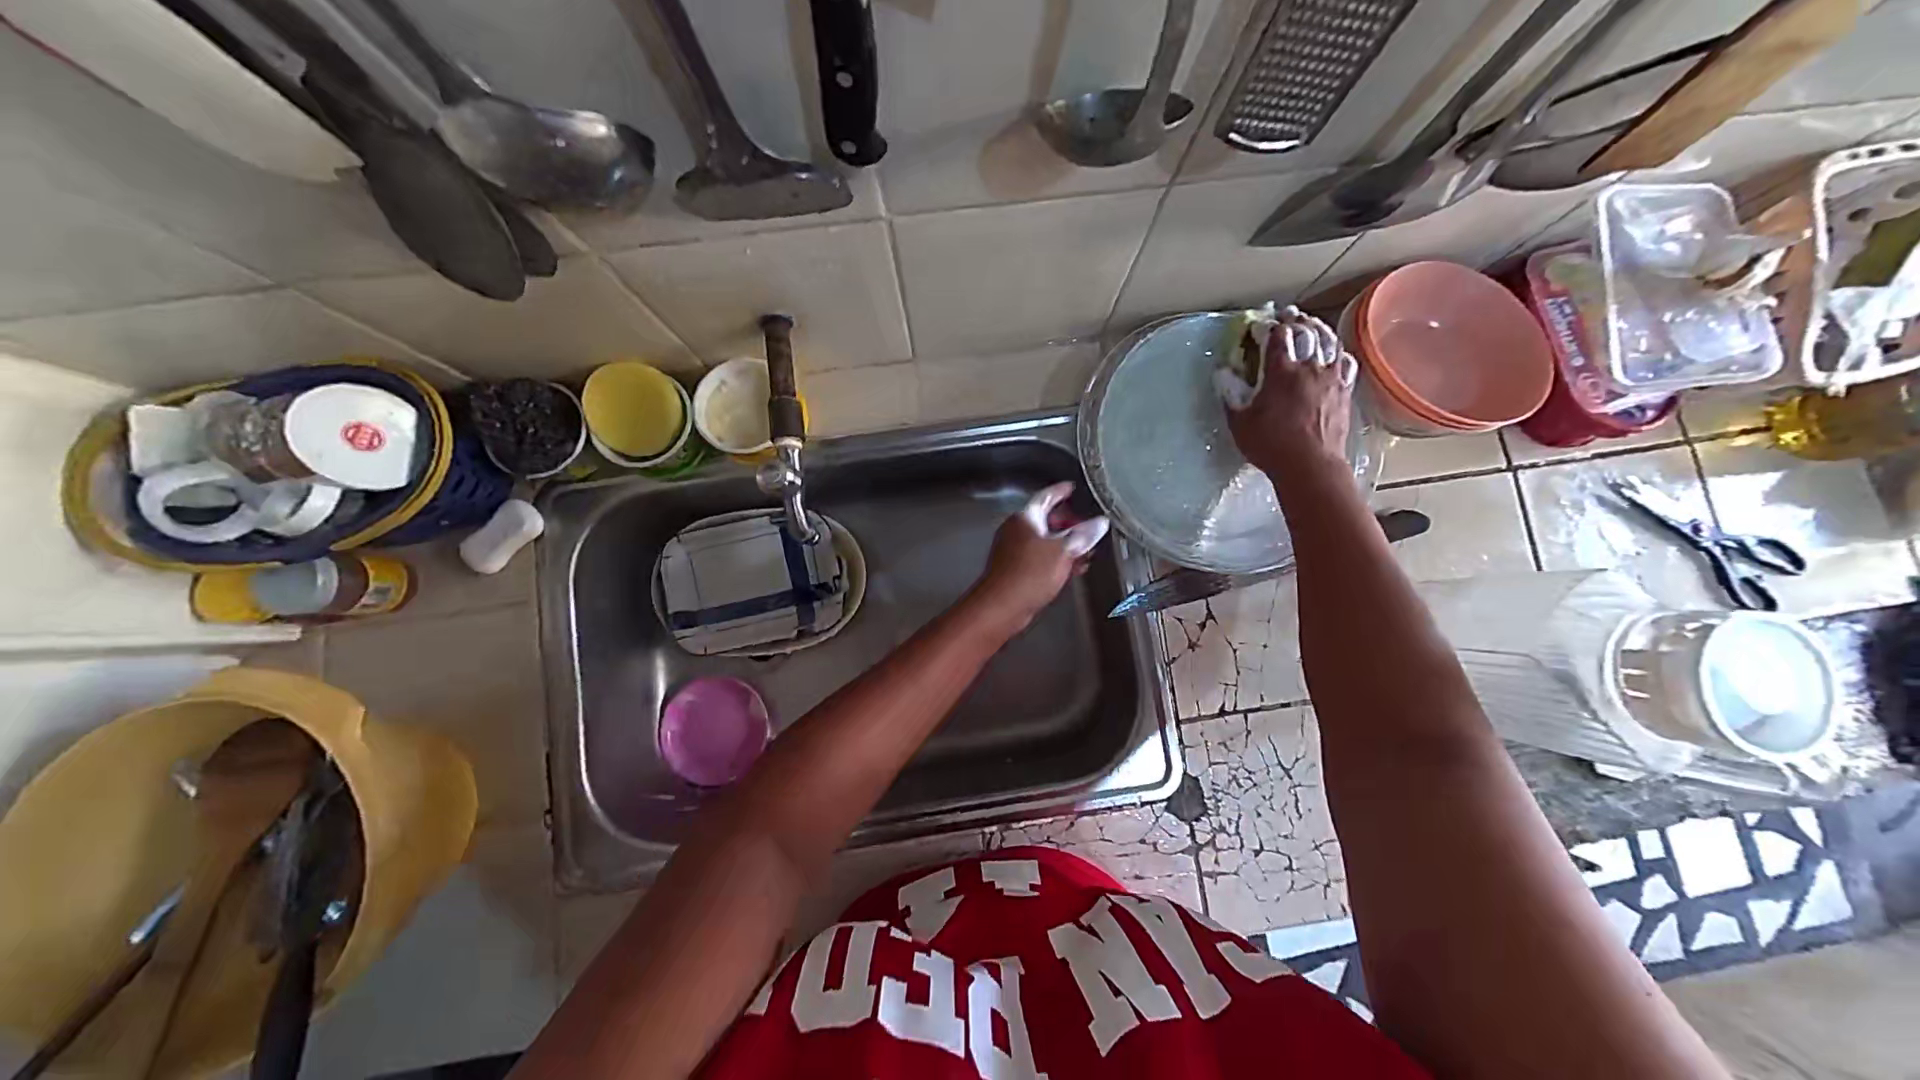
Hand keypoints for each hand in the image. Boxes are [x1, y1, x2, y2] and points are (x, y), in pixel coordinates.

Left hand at [973, 482, 1108, 632]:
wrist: (1002, 605)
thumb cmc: (1030, 573)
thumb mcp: (1063, 551)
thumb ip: (1082, 535)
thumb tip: (1100, 523)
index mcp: (1025, 518)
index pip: (1046, 496)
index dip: (1060, 491)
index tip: (1070, 487)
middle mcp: (1016, 530)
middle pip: (1046, 520)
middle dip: (1069, 524)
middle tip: (1088, 527)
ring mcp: (1013, 550)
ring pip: (1045, 541)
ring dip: (1065, 545)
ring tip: (1085, 552)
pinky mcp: (1015, 569)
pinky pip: (1040, 558)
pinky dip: (1056, 559)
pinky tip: (1071, 569)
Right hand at [1221, 307, 1354, 478]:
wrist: (1311, 466)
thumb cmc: (1271, 445)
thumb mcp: (1240, 422)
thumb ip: (1230, 393)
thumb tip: (1223, 372)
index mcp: (1281, 371)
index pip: (1277, 335)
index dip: (1268, 325)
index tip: (1260, 324)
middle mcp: (1310, 367)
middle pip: (1306, 331)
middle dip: (1294, 320)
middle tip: (1287, 314)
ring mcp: (1331, 377)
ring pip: (1329, 341)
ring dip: (1318, 329)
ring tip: (1310, 324)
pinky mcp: (1345, 391)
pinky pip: (1345, 361)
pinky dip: (1337, 351)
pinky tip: (1334, 352)